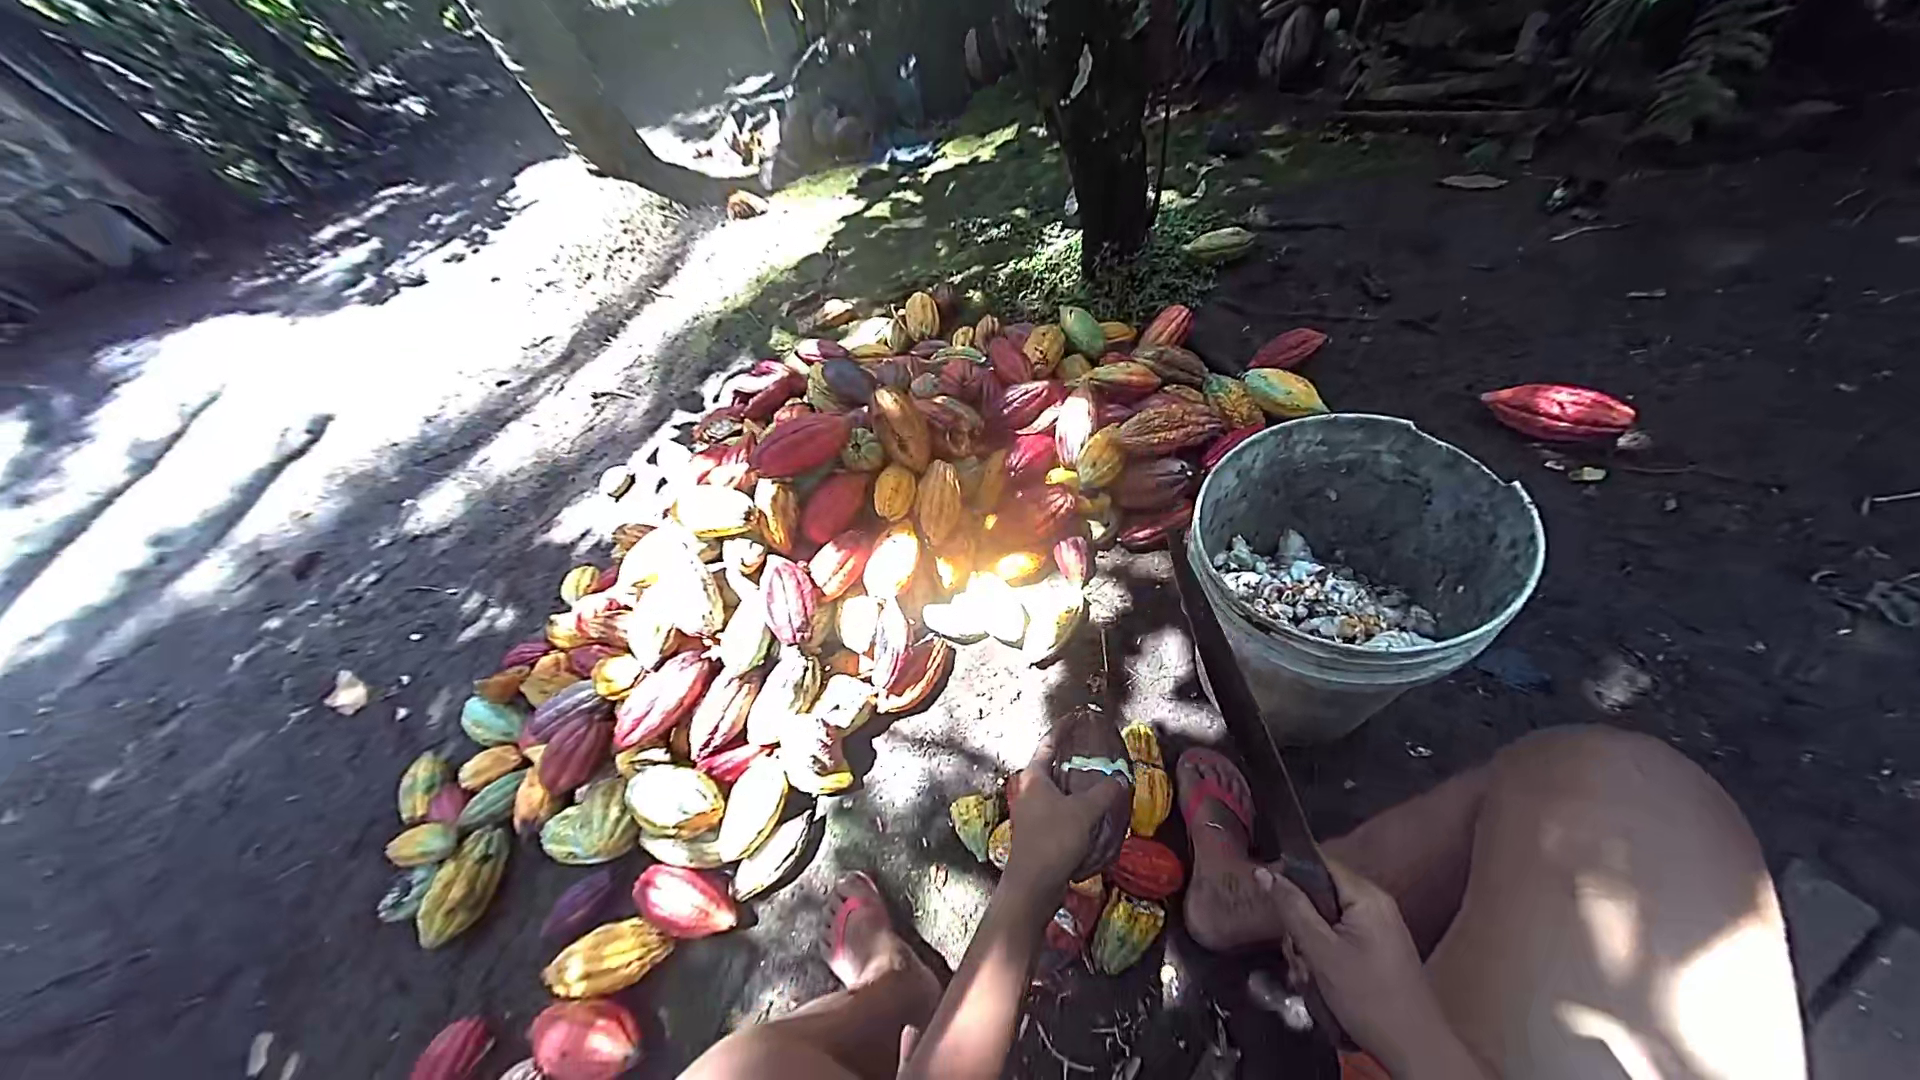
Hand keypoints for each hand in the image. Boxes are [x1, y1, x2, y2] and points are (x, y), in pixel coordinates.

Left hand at [1003, 739, 1124, 891]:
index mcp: (1033, 776)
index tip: (1076, 717)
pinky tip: (1092, 810)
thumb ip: (1104, 793)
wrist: (1033, 885)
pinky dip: (1074, 804)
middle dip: (1071, 757)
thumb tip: (1120, 779)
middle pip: (1051, 765)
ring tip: (1098, 778)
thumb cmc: (1053, 840)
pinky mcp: (1037, 830)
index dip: (1062, 729)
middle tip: (1095, 750)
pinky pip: (1058, 808)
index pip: (1048, 743)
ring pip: (1055, 789)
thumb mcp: (1084, 812)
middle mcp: (1028, 789)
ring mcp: (1030, 810)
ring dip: (1074, 784)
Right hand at [1261, 859, 1481, 1077]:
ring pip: (1327, 914)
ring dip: (1310, 937)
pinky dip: (1325, 948)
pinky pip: (1340, 932)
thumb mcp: (1321, 952)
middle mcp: (1376, 904)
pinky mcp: (1379, 947)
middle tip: (1295, 947)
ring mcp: (1380, 926)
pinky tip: (1321, 974)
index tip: (1272, 897)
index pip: (1317, 863)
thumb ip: (1291, 907)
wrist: (1419, 1055)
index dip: (1289, 875)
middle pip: (1320, 890)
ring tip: (1308, 968)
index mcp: (1367, 896)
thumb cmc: (1371, 1001)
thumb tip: (1263, 872)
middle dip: (1299, 916)